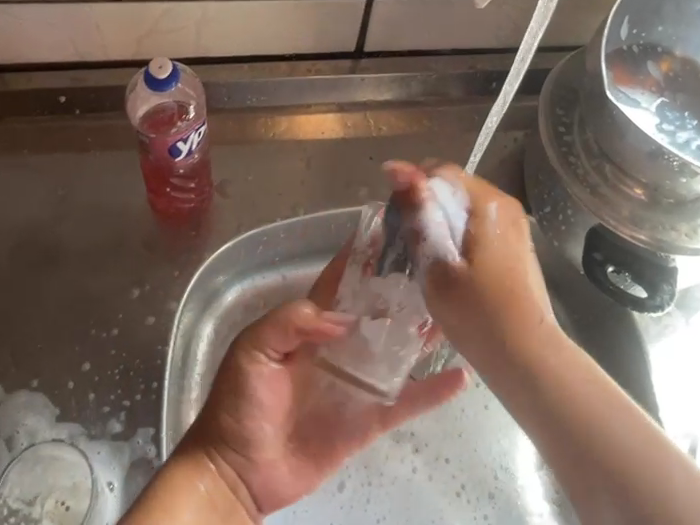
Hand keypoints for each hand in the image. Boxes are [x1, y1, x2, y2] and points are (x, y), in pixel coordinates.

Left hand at [175, 242, 469, 517]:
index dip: (364, 256)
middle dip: (404, 289)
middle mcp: (340, 346)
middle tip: (439, 266)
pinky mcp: (369, 419)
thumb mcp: (254, 348)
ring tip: (458, 309)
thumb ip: (293, 322)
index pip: (342, 281)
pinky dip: (434, 390)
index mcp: (310, 324)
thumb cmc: (239, 402)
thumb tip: (345, 320)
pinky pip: (407, 401)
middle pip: (380, 311)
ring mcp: (358, 382)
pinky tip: (461, 375)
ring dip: (425, 332)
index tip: (393, 230)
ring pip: (400, 350)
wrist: (238, 470)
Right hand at [384, 160, 559, 379]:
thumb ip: (418, 216)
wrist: (528, 358)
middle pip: (455, 188)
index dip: (411, 182)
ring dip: (439, 222)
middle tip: (400, 235)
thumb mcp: (436, 266)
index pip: (442, 171)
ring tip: (417, 252)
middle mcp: (506, 206)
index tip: (389, 207)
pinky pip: (478, 227)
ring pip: (465, 209)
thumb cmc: (478, 314)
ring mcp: (515, 227)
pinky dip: (457, 236)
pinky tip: (444, 266)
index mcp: (488, 203)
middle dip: (425, 204)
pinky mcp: (517, 247)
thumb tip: (398, 170)